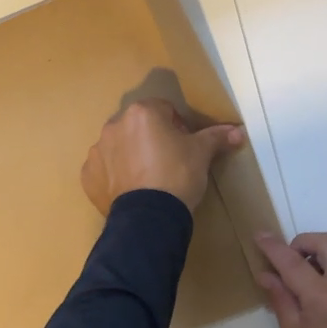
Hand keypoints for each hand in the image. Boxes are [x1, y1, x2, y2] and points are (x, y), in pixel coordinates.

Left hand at [80, 99, 244, 213]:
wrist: (150, 217)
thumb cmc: (177, 176)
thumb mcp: (201, 154)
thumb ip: (217, 137)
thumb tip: (238, 132)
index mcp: (141, 113)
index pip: (163, 109)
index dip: (177, 126)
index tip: (184, 146)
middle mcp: (114, 126)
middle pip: (137, 127)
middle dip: (150, 139)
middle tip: (167, 163)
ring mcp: (97, 152)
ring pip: (118, 147)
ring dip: (131, 156)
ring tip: (148, 179)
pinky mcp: (88, 176)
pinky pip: (104, 170)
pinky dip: (115, 176)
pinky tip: (131, 191)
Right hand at [255, 231, 326, 327]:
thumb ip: (282, 301)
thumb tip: (266, 275)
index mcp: (322, 299)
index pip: (293, 262)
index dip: (274, 247)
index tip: (261, 236)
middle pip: (326, 242)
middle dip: (305, 242)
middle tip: (292, 260)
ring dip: (325, 252)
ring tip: (313, 274)